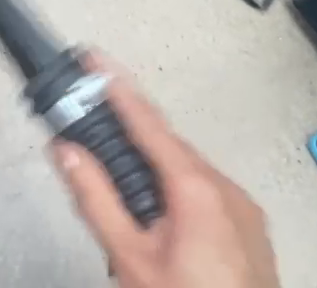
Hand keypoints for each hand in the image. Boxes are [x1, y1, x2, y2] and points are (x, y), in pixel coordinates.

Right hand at [52, 58, 278, 287]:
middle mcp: (226, 188)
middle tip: (89, 139)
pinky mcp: (251, 232)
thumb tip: (65, 150)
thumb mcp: (129, 257)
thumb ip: (95, 198)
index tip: (92, 58)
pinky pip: (205, 195)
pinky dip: (175, 195)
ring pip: (185, 172)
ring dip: (150, 175)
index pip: (146, 119)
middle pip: (164, 147)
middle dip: (126, 143)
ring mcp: (244, 210)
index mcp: (195, 186)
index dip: (114, 85)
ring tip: (122, 209)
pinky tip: (157, 227)